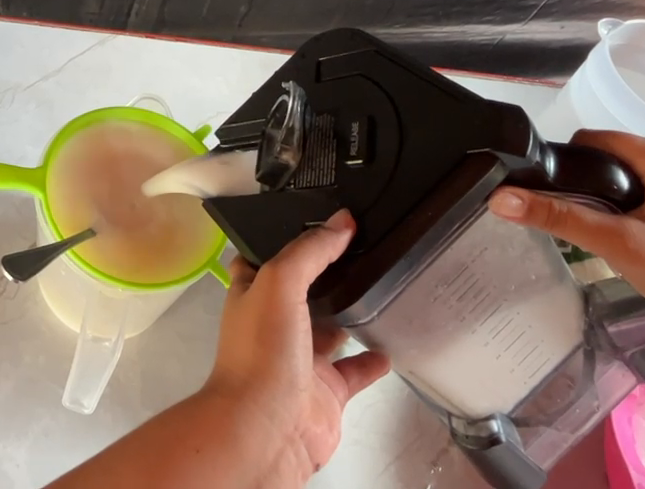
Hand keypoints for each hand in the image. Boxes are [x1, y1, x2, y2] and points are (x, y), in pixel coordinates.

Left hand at [200, 210, 390, 481]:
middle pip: (302, 288)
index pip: (266, 253)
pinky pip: (354, 370)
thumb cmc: (262, 350)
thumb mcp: (279, 283)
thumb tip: (341, 220)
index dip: (286, 234)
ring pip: (330, 327)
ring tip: (382, 283)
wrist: (267, 429)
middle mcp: (274, 321)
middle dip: (326, 271)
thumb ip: (309, 251)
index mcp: (252, 291)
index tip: (318, 214)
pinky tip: (392, 343)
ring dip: (350, 310)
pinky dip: (373, 359)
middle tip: (363, 245)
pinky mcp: (327, 391)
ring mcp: (301, 357)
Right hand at [488, 129, 644, 339]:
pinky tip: (632, 230)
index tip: (562, 201)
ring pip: (627, 168)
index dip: (569, 165)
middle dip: (591, 182)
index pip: (596, 140)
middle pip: (611, 153)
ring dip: (609, 193)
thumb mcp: (618, 245)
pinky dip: (631, 200)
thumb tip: (497, 197)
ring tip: (609, 229)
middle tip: (590, 222)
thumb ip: (557, 216)